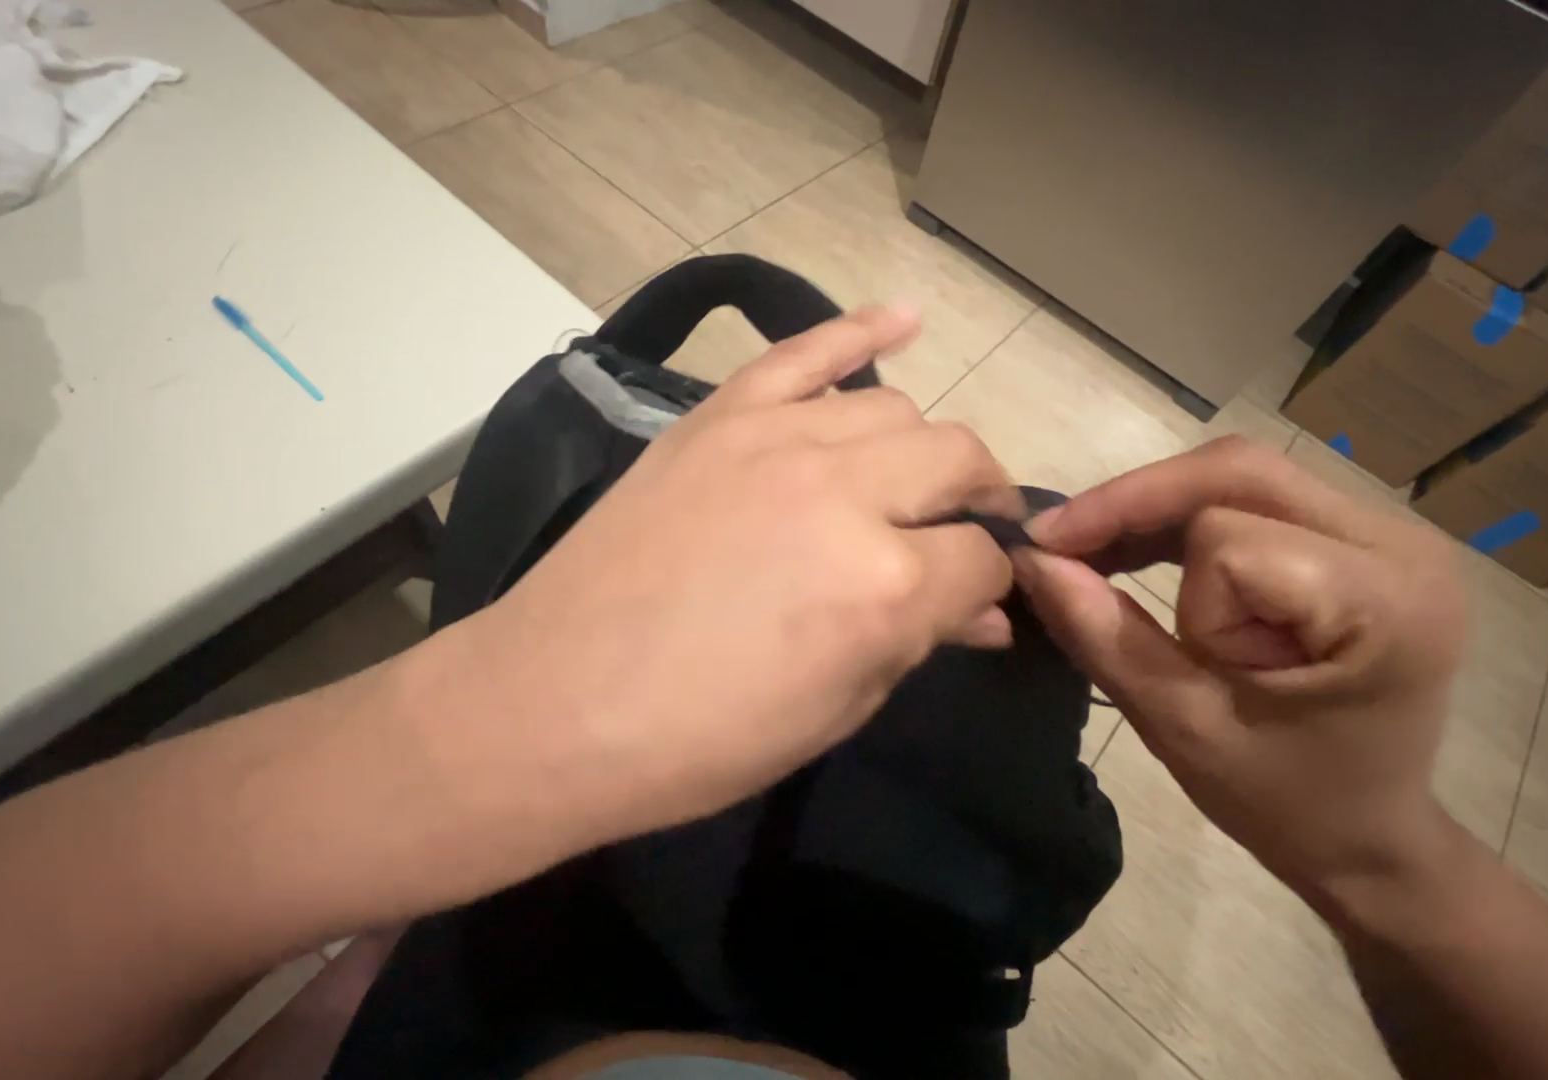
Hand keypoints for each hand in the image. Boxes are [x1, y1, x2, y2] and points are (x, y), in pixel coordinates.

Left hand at [429, 304, 1022, 851]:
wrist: (555, 705)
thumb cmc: (703, 739)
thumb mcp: (836, 708)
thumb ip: (920, 641)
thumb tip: (986, 612)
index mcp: (883, 585)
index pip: (983, 558)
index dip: (991, 583)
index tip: (978, 598)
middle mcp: (845, 491)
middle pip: (957, 460)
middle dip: (979, 500)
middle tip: (963, 535)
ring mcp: (775, 439)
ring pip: (894, 409)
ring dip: (920, 450)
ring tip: (906, 484)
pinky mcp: (718, 417)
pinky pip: (805, 350)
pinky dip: (862, 331)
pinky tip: (906, 321)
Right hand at [1013, 437, 1469, 899]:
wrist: (1365, 836)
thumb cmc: (1283, 800)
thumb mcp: (1180, 726)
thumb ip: (1103, 635)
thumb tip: (1030, 559)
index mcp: (1382, 602)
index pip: (1231, 540)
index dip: (1167, 586)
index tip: (1146, 648)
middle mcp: (1397, 543)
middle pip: (1236, 471)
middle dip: (1133, 502)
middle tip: (1058, 542)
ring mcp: (1383, 534)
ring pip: (1235, 474)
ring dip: (1150, 508)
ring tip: (1089, 551)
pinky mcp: (1355, 539)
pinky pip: (1248, 498)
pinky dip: (1179, 520)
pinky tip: (1137, 550)